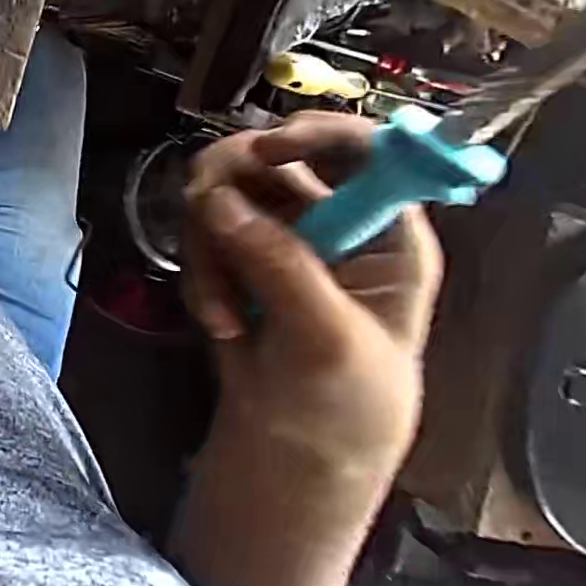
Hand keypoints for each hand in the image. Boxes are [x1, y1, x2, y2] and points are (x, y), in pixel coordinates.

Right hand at [182, 112, 443, 473]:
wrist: (292, 450)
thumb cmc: (342, 405)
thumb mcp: (327, 341)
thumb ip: (280, 267)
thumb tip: (217, 202)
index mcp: (385, 231)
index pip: (363, 148)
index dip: (316, 135)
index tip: (265, 152)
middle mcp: (332, 218)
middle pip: (272, 156)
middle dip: (231, 188)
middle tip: (203, 215)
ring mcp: (279, 233)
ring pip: (223, 191)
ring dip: (210, 248)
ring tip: (223, 314)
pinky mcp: (237, 252)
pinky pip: (201, 231)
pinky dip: (200, 272)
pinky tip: (217, 321)